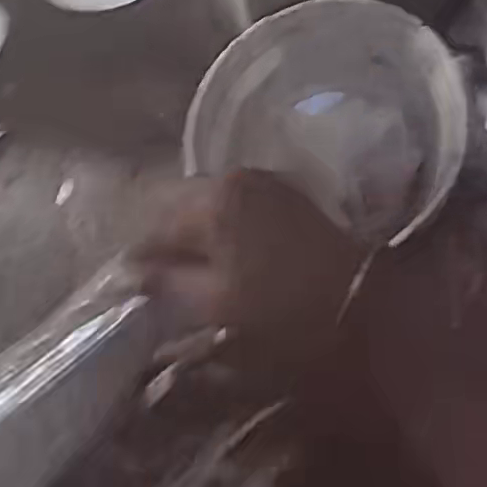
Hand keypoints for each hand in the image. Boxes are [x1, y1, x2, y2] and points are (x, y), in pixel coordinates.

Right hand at [130, 170, 366, 372]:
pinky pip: (234, 198)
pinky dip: (220, 219)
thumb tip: (134, 274)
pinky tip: (222, 248)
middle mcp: (232, 177)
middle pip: (178, 204)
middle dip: (165, 238)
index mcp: (212, 202)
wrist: (356, 294)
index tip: (131, 286)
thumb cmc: (282, 308)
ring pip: (206, 199)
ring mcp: (260, 178)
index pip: (154, 226)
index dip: (139, 258)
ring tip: (189, 265)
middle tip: (158, 276)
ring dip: (192, 227)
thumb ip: (168, 285)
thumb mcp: (216, 306)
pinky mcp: (280, 188)